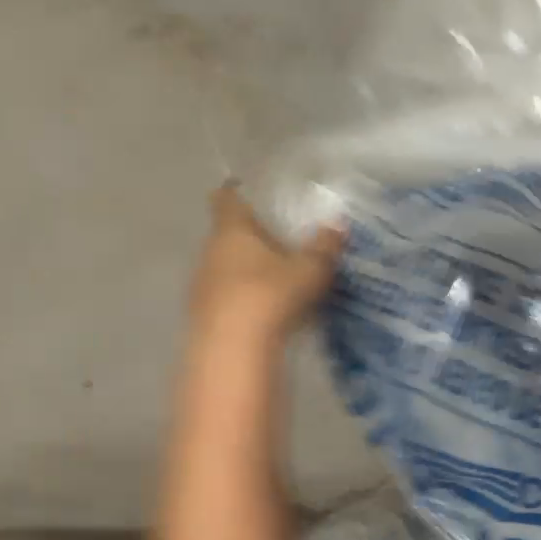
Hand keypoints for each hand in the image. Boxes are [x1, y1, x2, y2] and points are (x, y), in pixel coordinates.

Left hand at [190, 182, 345, 338]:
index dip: (239, 190)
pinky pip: (228, 293)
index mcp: (232, 231)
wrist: (232, 350)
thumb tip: (337, 223)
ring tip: (281, 273)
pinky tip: (269, 305)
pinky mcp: (204, 314)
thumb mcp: (311, 269)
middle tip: (285, 235)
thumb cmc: (271, 295)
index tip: (256, 189)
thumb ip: (324, 245)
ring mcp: (202, 284)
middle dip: (253, 234)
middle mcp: (210, 252)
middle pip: (228, 233)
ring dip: (249, 267)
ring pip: (227, 265)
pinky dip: (247, 293)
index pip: (227, 198)